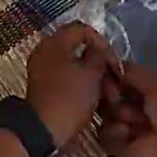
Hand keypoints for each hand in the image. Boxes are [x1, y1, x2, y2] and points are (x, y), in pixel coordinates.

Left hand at [25, 22, 116, 144]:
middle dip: (99, 62)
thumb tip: (100, 48)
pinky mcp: (45, 84)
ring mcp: (43, 68)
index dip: (102, 42)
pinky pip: (67, 76)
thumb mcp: (90, 74)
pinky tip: (95, 98)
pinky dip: (81, 83)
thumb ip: (98, 55)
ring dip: (93, 75)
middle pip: (78, 47)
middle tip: (114, 79)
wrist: (44, 128)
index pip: (81, 29)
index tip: (113, 62)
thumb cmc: (69, 97)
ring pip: (74, 63)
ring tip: (108, 93)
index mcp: (54, 43)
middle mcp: (45, 50)